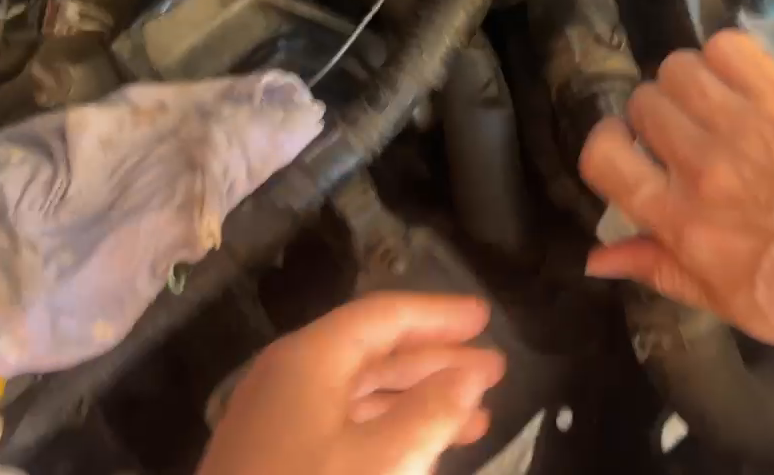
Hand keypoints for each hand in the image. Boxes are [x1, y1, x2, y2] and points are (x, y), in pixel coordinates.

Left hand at [197, 292, 505, 474]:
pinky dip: (389, 426)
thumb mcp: (378, 463)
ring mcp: (281, 413)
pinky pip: (346, 421)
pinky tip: (425, 447)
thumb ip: (429, 414)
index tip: (484, 317)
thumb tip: (471, 375)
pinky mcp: (278, 451)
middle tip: (495, 368)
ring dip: (418, 398)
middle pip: (376, 350)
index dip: (438, 314)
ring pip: (363, 389)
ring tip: (478, 414)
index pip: (384, 315)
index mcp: (310, 356)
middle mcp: (293, 372)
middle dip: (437, 359)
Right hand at [579, 31, 773, 350]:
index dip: (606, 146)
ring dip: (688, 86)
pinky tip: (745, 83)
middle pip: (640, 104)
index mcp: (683, 221)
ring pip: (675, 69)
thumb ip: (662, 272)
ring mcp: (743, 122)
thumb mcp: (735, 304)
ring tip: (717, 105)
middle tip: (690, 137)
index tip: (630, 151)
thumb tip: (596, 256)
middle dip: (655, 119)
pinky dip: (725, 59)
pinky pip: (725, 47)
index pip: (602, 157)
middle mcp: (701, 164)